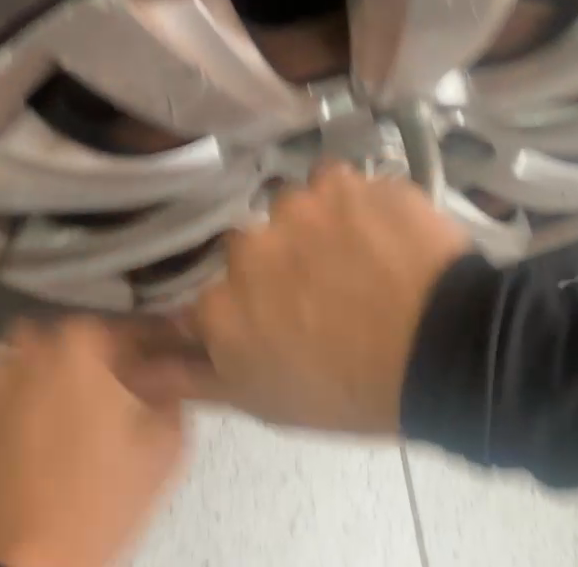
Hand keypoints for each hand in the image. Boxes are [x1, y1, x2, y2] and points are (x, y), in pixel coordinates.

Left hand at [0, 318, 186, 566]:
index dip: (141, 352)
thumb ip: (172, 393)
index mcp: (84, 344)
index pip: (123, 330)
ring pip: (30, 358)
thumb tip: (165, 376)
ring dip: (46, 375)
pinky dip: (11, 399)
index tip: (147, 376)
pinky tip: (26, 435)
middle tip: (104, 401)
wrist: (28, 562)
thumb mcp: (166, 446)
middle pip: (73, 340)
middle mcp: (34, 346)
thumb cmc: (101, 501)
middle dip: (90, 362)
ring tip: (60, 419)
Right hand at [155, 163, 472, 433]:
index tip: (286, 319)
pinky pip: (337, 184)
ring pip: (294, 209)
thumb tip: (129, 366)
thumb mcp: (265, 399)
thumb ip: (191, 378)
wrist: (449, 353)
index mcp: (221, 306)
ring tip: (360, 261)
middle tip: (326, 291)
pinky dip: (353, 203)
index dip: (253, 305)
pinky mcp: (345, 179)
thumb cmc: (354, 391)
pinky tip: (382, 233)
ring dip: (317, 227)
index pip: (216, 293)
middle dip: (280, 262)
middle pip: (252, 244)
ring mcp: (298, 206)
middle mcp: (246, 247)